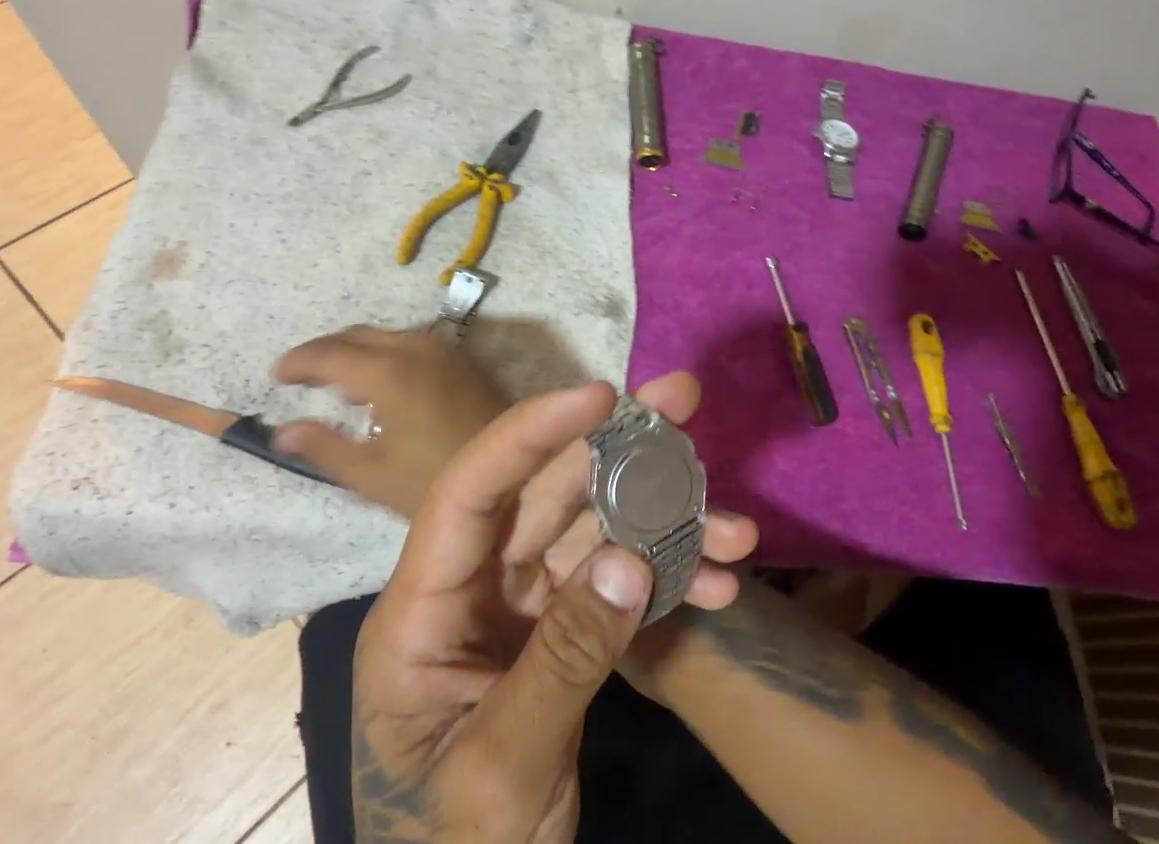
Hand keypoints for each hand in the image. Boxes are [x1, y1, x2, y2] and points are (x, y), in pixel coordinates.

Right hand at [271, 325, 511, 517]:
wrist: (517, 473)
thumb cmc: (437, 480)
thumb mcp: (373, 476)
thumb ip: (324, 447)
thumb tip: (282, 432)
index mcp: (388, 371)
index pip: (327, 352)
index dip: (297, 361)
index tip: (276, 376)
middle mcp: (416, 347)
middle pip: (357, 335)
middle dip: (325, 352)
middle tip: (303, 379)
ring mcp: (445, 350)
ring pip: (388, 336)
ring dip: (359, 353)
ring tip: (340, 388)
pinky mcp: (465, 361)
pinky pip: (414, 345)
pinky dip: (388, 356)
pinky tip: (384, 388)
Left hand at [350, 381, 756, 841]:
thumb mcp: (502, 764)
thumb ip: (563, 661)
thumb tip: (631, 559)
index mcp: (421, 610)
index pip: (469, 493)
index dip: (531, 435)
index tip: (600, 395)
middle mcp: (469, 593)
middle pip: (542, 499)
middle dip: (616, 454)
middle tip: (684, 404)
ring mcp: (517, 615)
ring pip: (591, 540)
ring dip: (662, 526)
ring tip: (737, 528)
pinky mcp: (558, 639)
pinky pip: (614, 589)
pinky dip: (666, 582)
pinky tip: (718, 584)